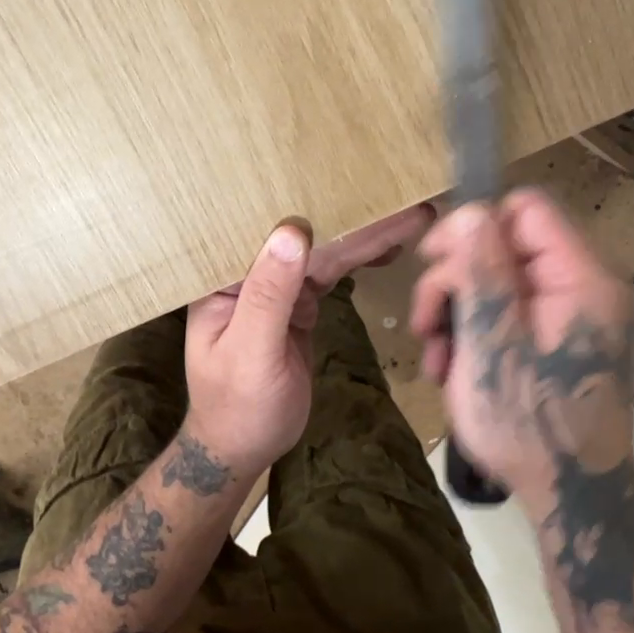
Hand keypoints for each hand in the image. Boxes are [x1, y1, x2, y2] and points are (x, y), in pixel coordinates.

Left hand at [186, 205, 432, 470]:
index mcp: (221, 280)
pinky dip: (358, 262)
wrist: (242, 448)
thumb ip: (270, 296)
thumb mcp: (251, 353)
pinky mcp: (297, 306)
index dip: (310, 206)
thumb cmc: (237, 408)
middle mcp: (246, 275)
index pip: (266, 232)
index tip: (355, 184)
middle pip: (302, 240)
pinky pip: (329, 276)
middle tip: (405, 198)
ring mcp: (274, 289)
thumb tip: (292, 232)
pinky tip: (388, 246)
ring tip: (412, 213)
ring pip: (322, 256)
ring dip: (364, 237)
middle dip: (352, 221)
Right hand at [409, 190, 633, 498]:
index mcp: (581, 279)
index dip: (472, 226)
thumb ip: (483, 272)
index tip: (432, 263)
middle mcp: (584, 291)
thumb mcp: (493, 342)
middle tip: (424, 326)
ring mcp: (575, 321)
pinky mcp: (562, 347)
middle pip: (505, 248)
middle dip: (455, 282)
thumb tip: (470, 212)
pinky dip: (476, 337)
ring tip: (437, 361)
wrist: (574, 499)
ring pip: (500, 285)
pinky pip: (511, 318)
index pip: (526, 210)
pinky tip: (455, 372)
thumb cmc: (530, 423)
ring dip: (457, 316)